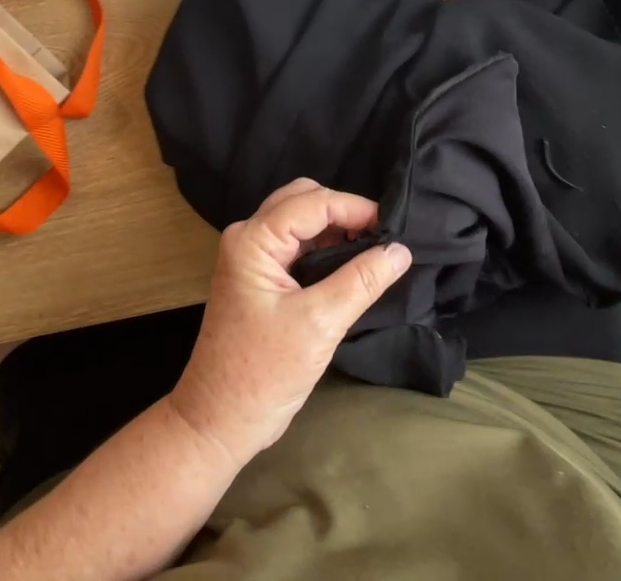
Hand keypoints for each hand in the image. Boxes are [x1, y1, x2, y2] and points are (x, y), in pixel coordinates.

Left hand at [165, 178, 411, 463]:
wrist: (220, 419)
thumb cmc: (264, 372)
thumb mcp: (320, 324)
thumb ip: (361, 281)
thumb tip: (400, 250)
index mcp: (253, 240)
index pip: (312, 202)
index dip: (354, 207)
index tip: (394, 228)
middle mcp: (248, 238)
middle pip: (302, 200)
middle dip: (344, 211)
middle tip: (382, 238)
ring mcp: (252, 258)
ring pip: (300, 222)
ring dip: (335, 229)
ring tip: (374, 251)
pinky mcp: (261, 279)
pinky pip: (297, 247)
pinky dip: (325, 249)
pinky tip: (352, 267)